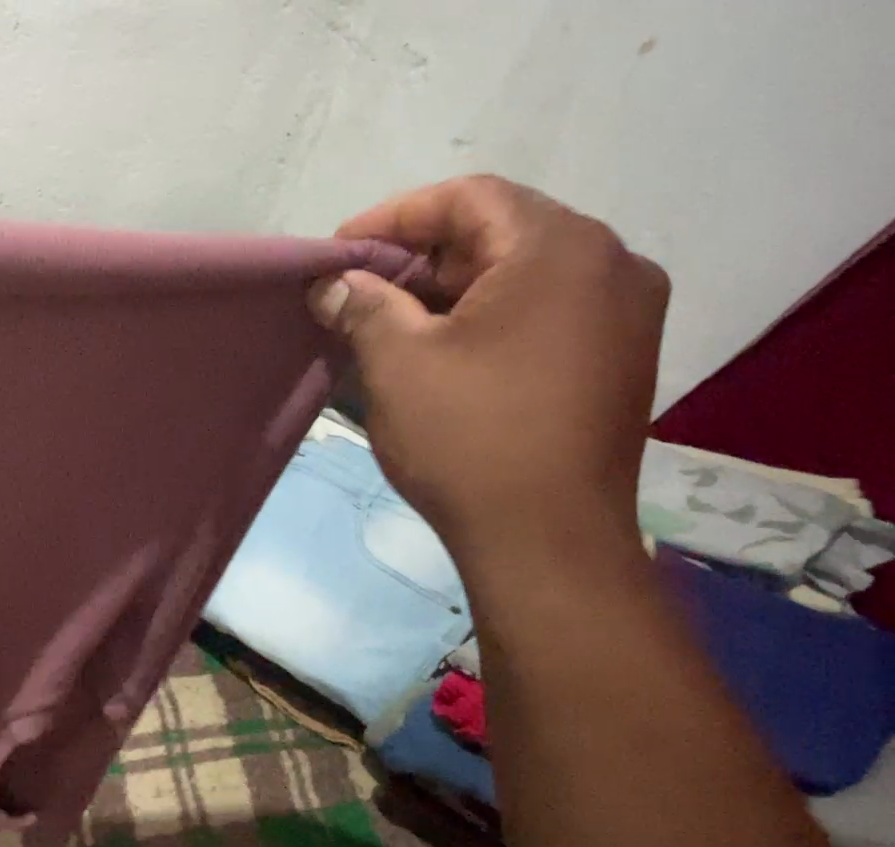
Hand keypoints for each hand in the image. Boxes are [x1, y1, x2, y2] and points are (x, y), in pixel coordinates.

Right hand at [306, 176, 669, 566]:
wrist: (548, 537)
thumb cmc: (469, 438)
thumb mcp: (397, 363)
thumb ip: (363, 306)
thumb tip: (332, 284)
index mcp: (559, 249)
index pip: (468, 198)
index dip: (393, 218)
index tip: (337, 254)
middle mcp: (611, 263)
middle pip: (500, 230)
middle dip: (419, 256)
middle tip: (357, 292)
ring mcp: (625, 312)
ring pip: (522, 273)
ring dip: (451, 288)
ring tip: (391, 324)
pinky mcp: (619, 356)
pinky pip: (546, 309)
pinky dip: (488, 316)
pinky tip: (443, 351)